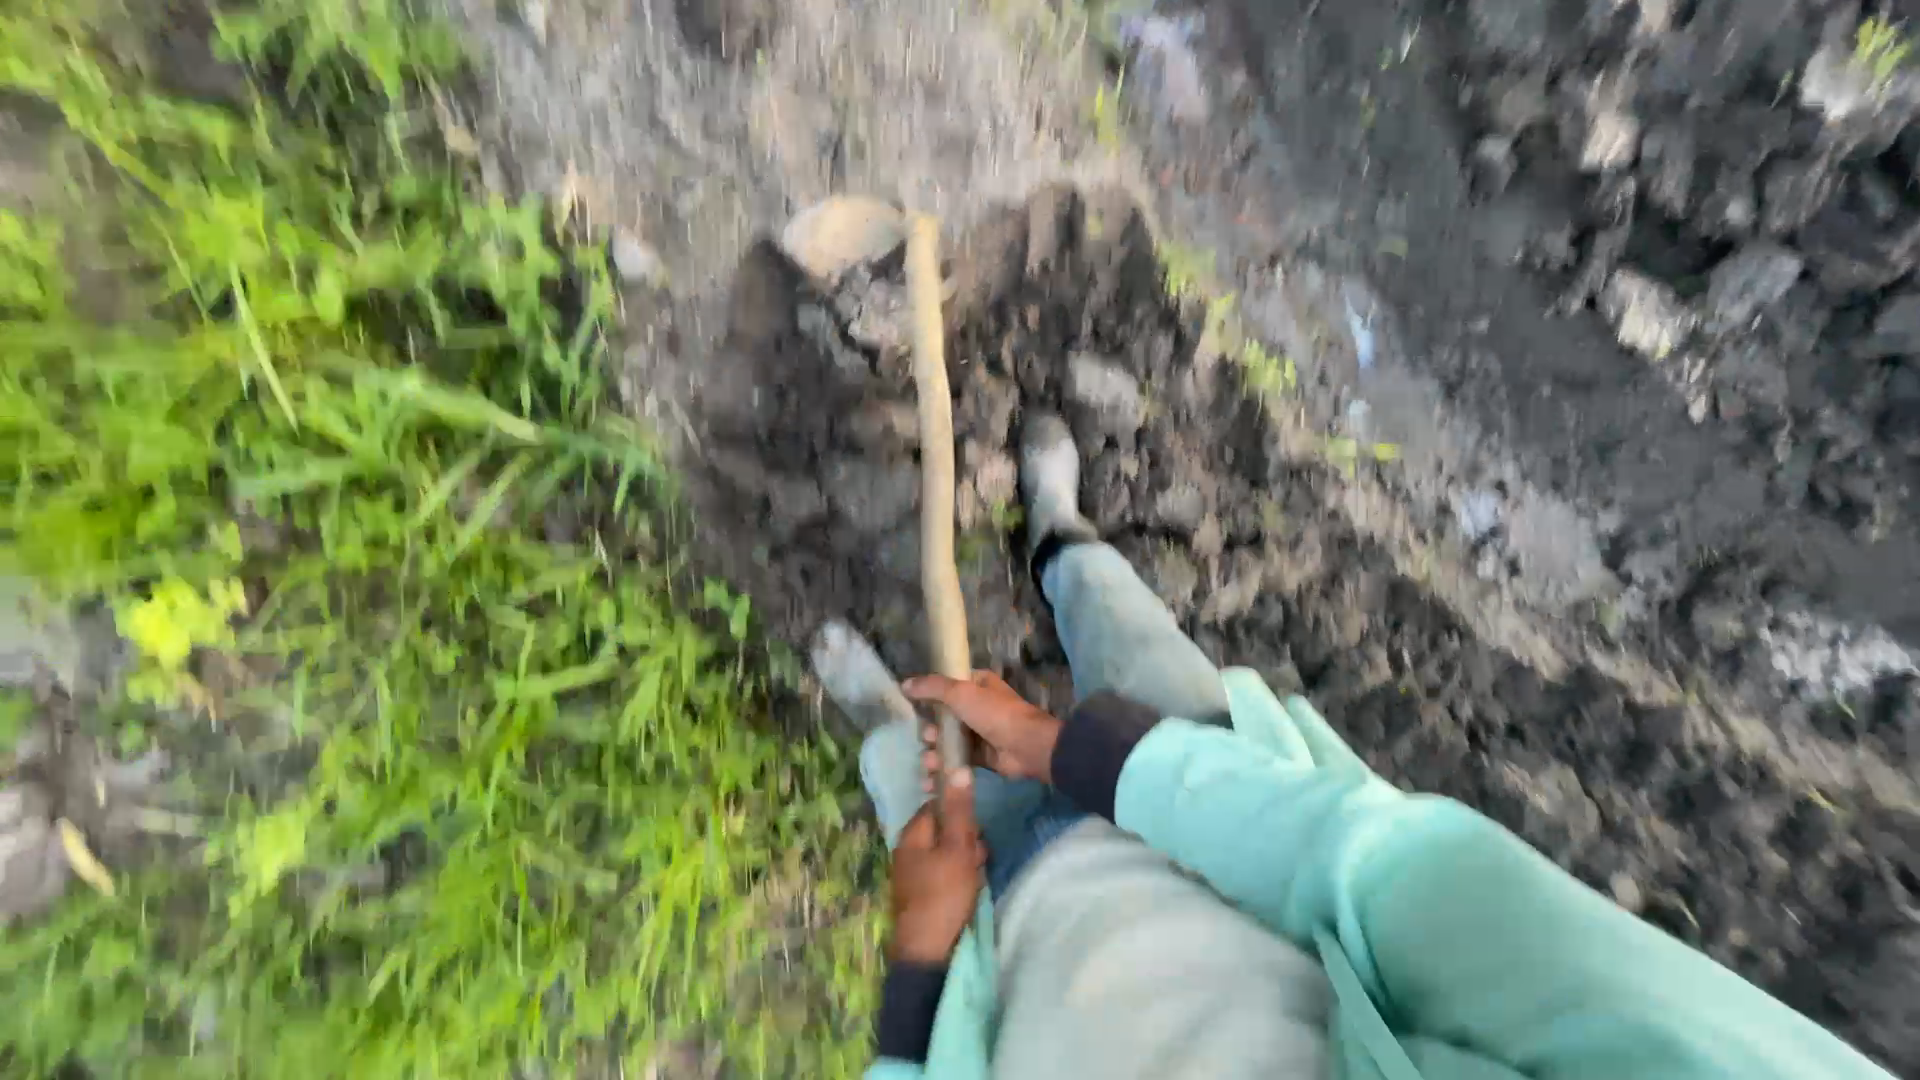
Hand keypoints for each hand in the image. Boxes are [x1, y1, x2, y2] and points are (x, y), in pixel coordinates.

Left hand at [889, 769, 986, 964]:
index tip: (975, 829)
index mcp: (910, 834)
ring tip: (976, 878)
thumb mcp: (957, 848)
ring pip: (946, 855)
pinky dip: (958, 879)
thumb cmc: (943, 894)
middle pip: (943, 831)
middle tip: (978, 858)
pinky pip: (943, 875)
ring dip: (966, 862)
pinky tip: (969, 892)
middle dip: (966, 841)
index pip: (936, 806)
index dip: (959, 812)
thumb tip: (958, 767)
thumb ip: (959, 810)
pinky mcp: (920, 896)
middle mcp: (906, 851)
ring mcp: (911, 875)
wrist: (927, 952)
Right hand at [902, 671, 1062, 783]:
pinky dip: (943, 768)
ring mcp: (979, 732)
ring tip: (929, 761)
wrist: (1025, 746)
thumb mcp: (961, 693)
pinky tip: (930, 779)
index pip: (946, 687)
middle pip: (943, 717)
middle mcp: (977, 706)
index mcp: (976, 685)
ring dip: (934, 751)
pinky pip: (956, 760)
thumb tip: (904, 684)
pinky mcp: (980, 756)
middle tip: (927, 738)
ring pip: (948, 740)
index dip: (929, 696)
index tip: (912, 706)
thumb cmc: (994, 713)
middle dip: (930, 729)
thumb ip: (932, 687)